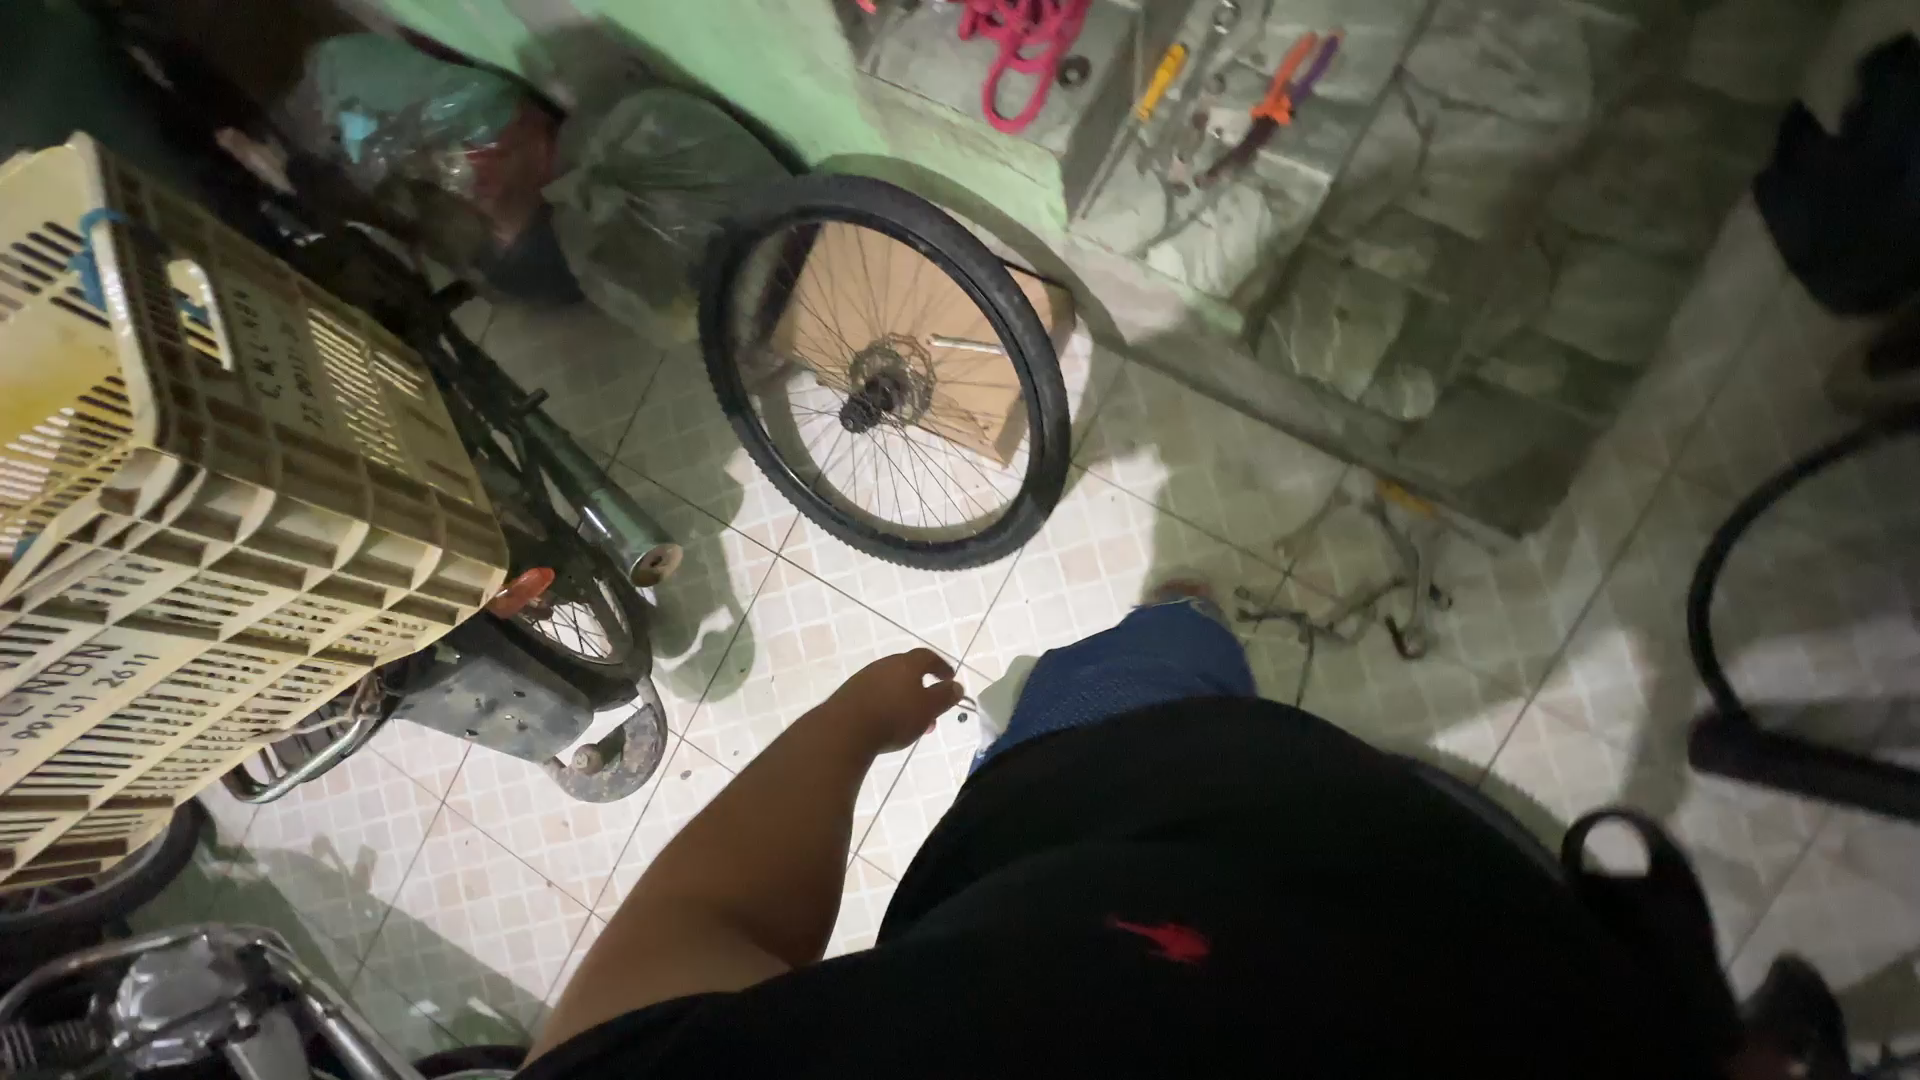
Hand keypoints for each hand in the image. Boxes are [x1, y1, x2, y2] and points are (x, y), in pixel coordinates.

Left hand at [822, 648, 964, 753]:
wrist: (844, 731)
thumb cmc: (894, 717)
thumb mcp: (927, 709)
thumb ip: (944, 696)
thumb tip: (956, 686)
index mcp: (906, 663)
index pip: (928, 657)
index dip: (941, 667)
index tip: (950, 680)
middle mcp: (884, 665)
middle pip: (908, 671)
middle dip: (923, 689)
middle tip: (932, 710)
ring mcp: (864, 678)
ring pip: (892, 685)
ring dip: (905, 700)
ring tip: (912, 724)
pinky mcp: (849, 694)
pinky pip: (876, 695)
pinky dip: (888, 705)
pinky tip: (888, 725)